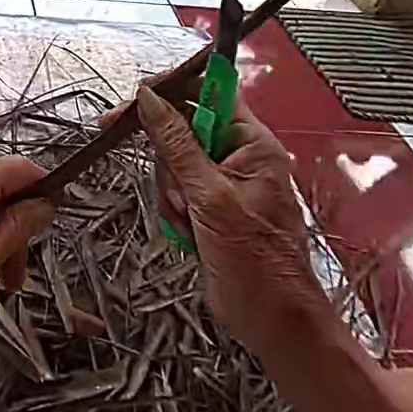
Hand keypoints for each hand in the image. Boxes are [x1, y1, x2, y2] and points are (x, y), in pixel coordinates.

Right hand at [134, 85, 334, 355]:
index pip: (211, 91)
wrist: (273, 324)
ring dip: (171, 190)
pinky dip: (172, 207)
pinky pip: (174, 186)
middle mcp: (238, 154)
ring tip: (189, 220)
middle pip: (183, 126)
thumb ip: (176, 144)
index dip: (175, 87)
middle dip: (169, 159)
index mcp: (252, 143)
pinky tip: (187, 231)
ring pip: (172, 160)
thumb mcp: (210, 197)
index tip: (138, 95)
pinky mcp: (207, 203)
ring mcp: (221, 180)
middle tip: (174, 190)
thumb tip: (148, 97)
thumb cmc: (256, 263)